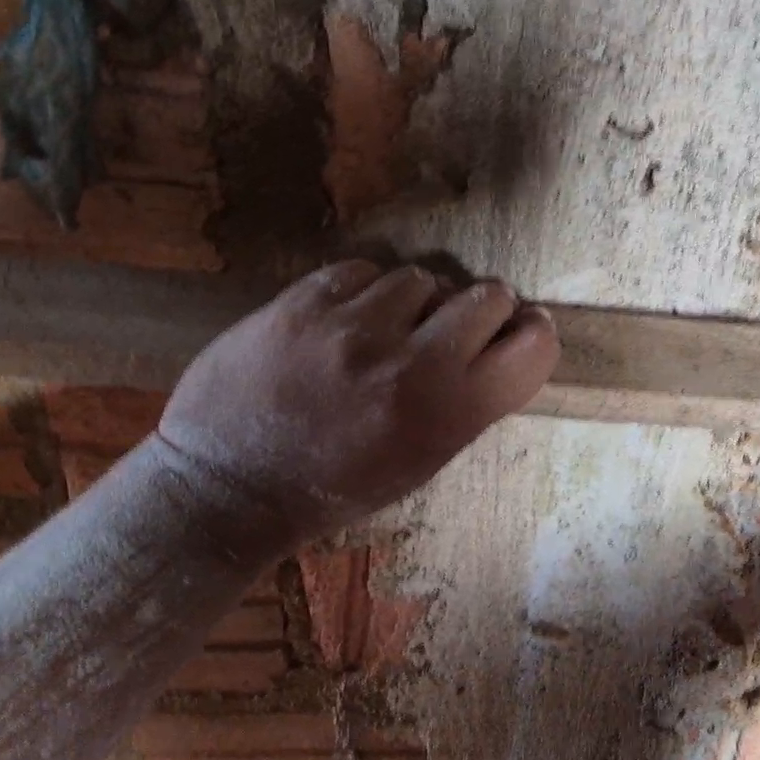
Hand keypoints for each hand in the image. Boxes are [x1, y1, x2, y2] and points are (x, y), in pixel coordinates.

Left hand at [154, 262, 560, 544]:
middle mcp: (411, 365)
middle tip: (453, 327)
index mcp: (449, 414)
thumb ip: (470, 398)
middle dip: (482, 308)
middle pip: (489, 296)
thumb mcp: (425, 459)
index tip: (518, 332)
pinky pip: (362, 270)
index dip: (533, 333)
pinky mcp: (301, 305)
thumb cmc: (338, 486)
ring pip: (423, 278)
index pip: (533, 346)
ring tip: (386, 330)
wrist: (226, 489)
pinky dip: (363, 292)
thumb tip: (503, 337)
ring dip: (416, 301)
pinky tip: (345, 322)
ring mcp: (353, 329)